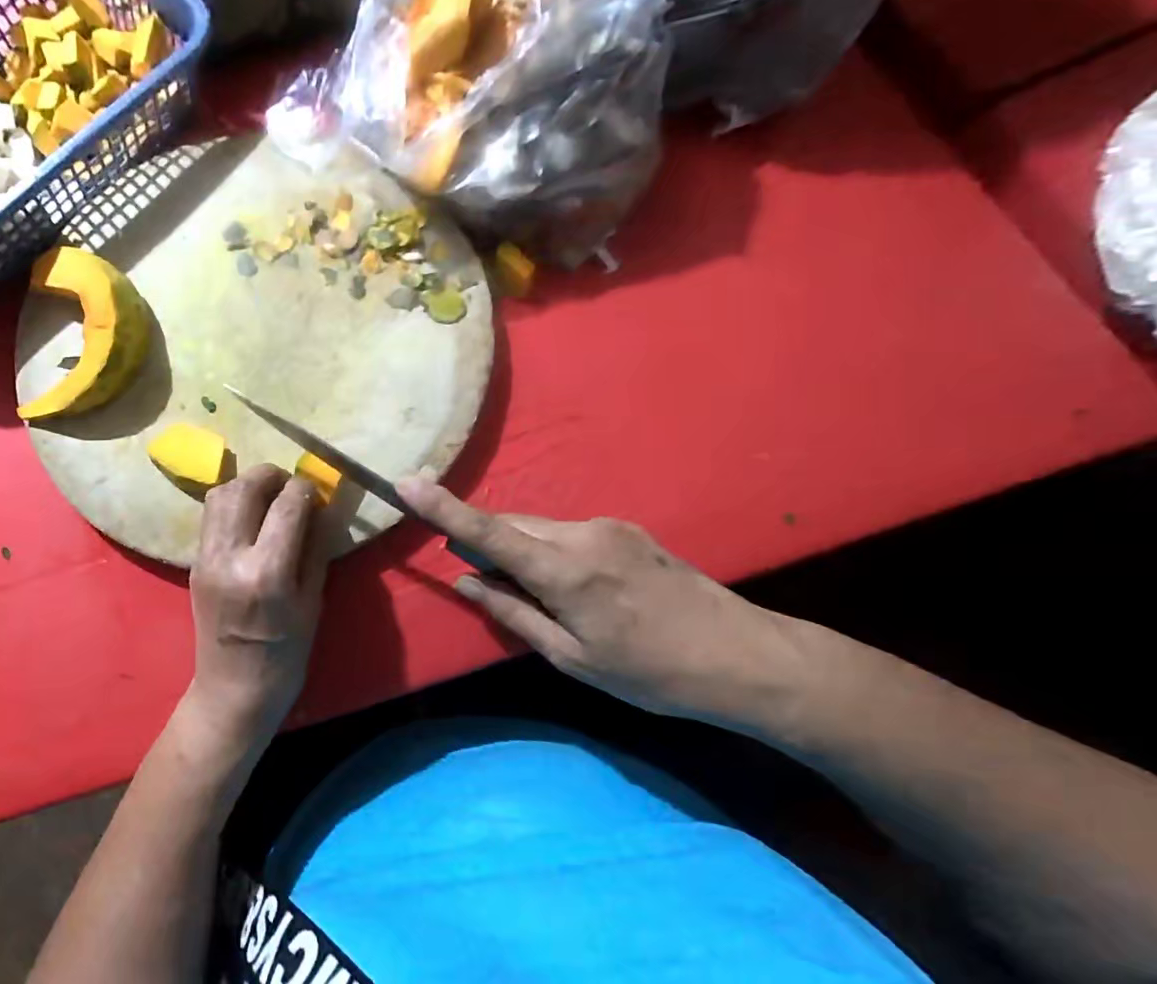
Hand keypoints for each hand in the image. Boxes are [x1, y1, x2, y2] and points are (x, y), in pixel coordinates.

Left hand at [187, 465, 328, 742]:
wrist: (232, 690)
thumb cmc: (285, 656)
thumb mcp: (313, 603)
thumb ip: (318, 548)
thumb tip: (326, 505)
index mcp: (266, 573)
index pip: (287, 506)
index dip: (306, 488)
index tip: (318, 489)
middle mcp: (229, 557)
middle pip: (245, 488)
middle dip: (272, 475)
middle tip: (292, 485)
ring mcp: (205, 557)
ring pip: (220, 494)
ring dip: (247, 484)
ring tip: (270, 496)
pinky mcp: (194, 561)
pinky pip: (210, 516)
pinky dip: (231, 503)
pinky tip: (251, 516)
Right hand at [397, 474, 816, 732]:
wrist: (750, 659)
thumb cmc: (652, 673)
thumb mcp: (572, 658)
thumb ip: (512, 613)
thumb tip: (464, 581)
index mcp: (565, 572)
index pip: (488, 532)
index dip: (442, 508)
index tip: (406, 483)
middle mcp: (583, 535)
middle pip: (511, 525)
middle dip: (487, 543)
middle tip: (483, 579)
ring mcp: (609, 527)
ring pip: (538, 528)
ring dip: (521, 550)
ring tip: (544, 597)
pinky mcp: (626, 530)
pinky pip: (566, 533)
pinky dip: (549, 551)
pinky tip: (575, 589)